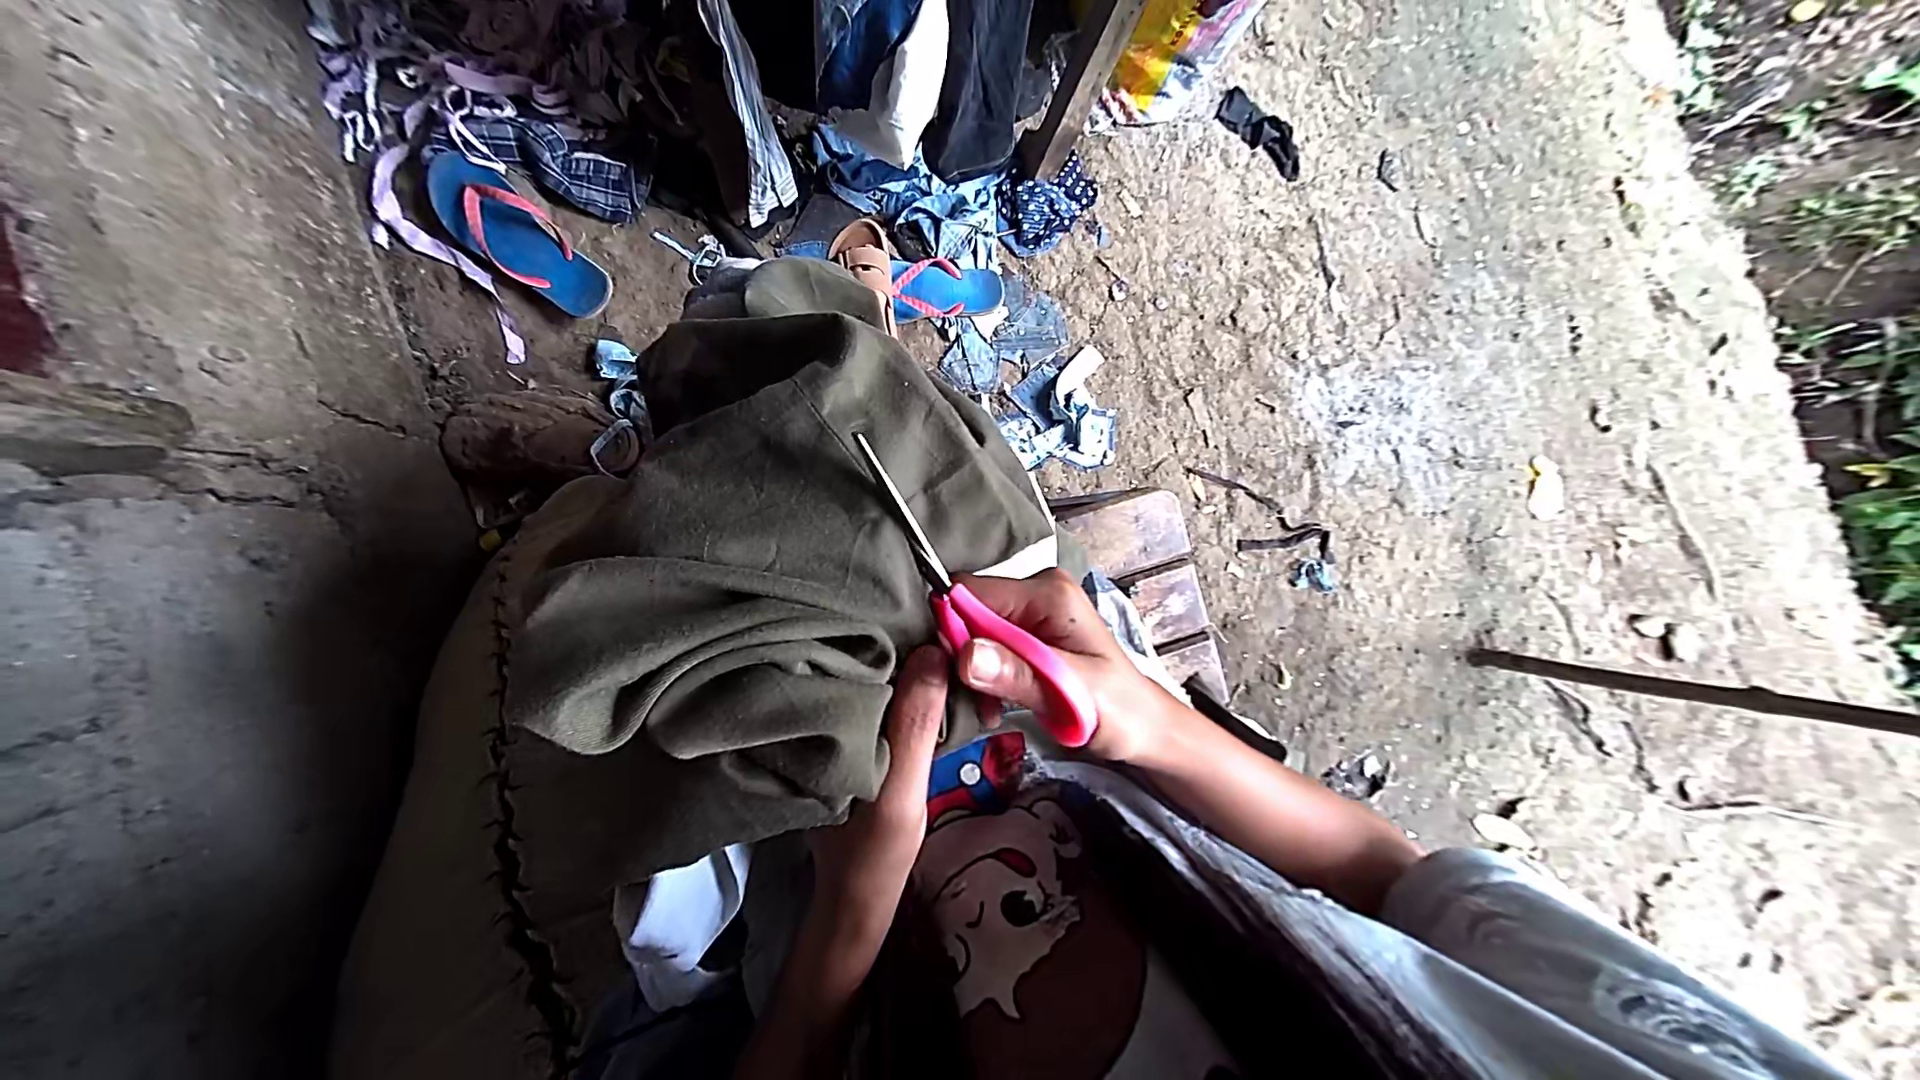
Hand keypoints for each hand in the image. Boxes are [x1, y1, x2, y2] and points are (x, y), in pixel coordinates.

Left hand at [808, 645, 945, 931]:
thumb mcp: (899, 792)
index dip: (898, 627)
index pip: (858, 650)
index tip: (940, 616)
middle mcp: (822, 709)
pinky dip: (911, 688)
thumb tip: (932, 652)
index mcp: (822, 714)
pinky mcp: (856, 735)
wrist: (855, 902)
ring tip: (951, 650)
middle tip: (955, 631)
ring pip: (880, 675)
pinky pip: (886, 697)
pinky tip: (935, 685)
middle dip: (908, 639)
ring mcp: (839, 723)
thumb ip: (914, 726)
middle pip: (869, 656)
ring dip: (914, 664)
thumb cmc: (873, 853)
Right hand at [951, 569, 1182, 763]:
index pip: (970, 592)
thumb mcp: (1071, 694)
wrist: (1144, 726)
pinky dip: (982, 673)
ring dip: (971, 670)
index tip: (955, 674)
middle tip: (979, 700)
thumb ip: (1017, 673)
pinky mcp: (1027, 631)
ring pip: (971, 629)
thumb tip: (966, 653)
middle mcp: (1036, 591)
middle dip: (962, 655)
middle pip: (967, 609)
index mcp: (1048, 593)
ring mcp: (1031, 609)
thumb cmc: (1120, 710)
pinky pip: (985, 643)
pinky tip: (996, 701)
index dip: (953, 630)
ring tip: (991, 707)